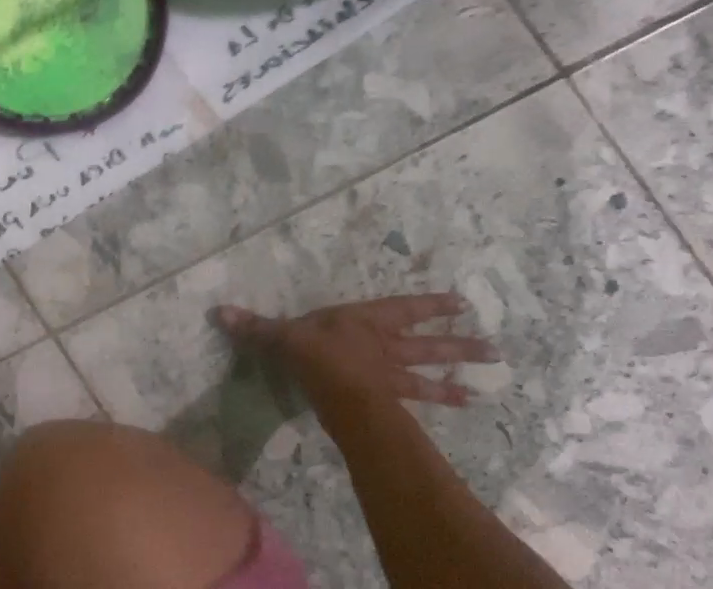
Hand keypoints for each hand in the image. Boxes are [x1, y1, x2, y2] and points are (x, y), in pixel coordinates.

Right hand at [214, 293, 497, 417]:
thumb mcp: (281, 335)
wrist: (338, 395)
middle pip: (426, 344)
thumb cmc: (314, 355)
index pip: (403, 309)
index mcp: (362, 321)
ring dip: (452, 380)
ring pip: (427, 375)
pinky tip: (459, 409)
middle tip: (494, 348)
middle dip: (457, 345)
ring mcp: (390, 376)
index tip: (461, 303)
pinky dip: (437, 403)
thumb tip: (219, 312)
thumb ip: (256, 326)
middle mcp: (384, 346)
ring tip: (481, 389)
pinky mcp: (389, 401)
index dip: (430, 306)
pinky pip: (417, 402)